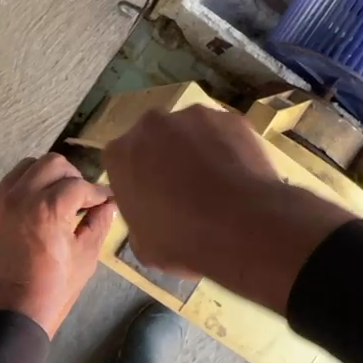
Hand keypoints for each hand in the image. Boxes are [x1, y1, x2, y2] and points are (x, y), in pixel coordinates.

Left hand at [0, 153, 116, 337]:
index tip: (107, 200)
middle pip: (52, 164)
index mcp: (47, 209)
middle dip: (73, 177)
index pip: (79, 185)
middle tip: (84, 197)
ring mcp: (3, 202)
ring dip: (48, 175)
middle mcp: (21, 197)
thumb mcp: (84, 258)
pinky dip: (28, 183)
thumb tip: (108, 205)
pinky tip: (42, 203)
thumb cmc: (52, 291)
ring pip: (28, 166)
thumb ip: (98, 224)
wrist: (9, 315)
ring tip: (61, 197)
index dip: (98, 192)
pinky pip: (12, 182)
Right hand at [101, 106, 353, 314]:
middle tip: (184, 189)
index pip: (122, 161)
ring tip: (217, 184)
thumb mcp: (144, 246)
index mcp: (120, 154)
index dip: (138, 180)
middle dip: (166, 158)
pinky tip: (238, 176)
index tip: (152, 198)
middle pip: (155, 139)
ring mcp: (193, 116)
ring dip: (197, 150)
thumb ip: (139, 219)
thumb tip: (152, 217)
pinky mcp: (230, 118)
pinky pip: (223, 133)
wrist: (243, 226)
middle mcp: (151, 125)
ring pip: (190, 132)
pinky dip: (227, 148)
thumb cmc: (184, 240)